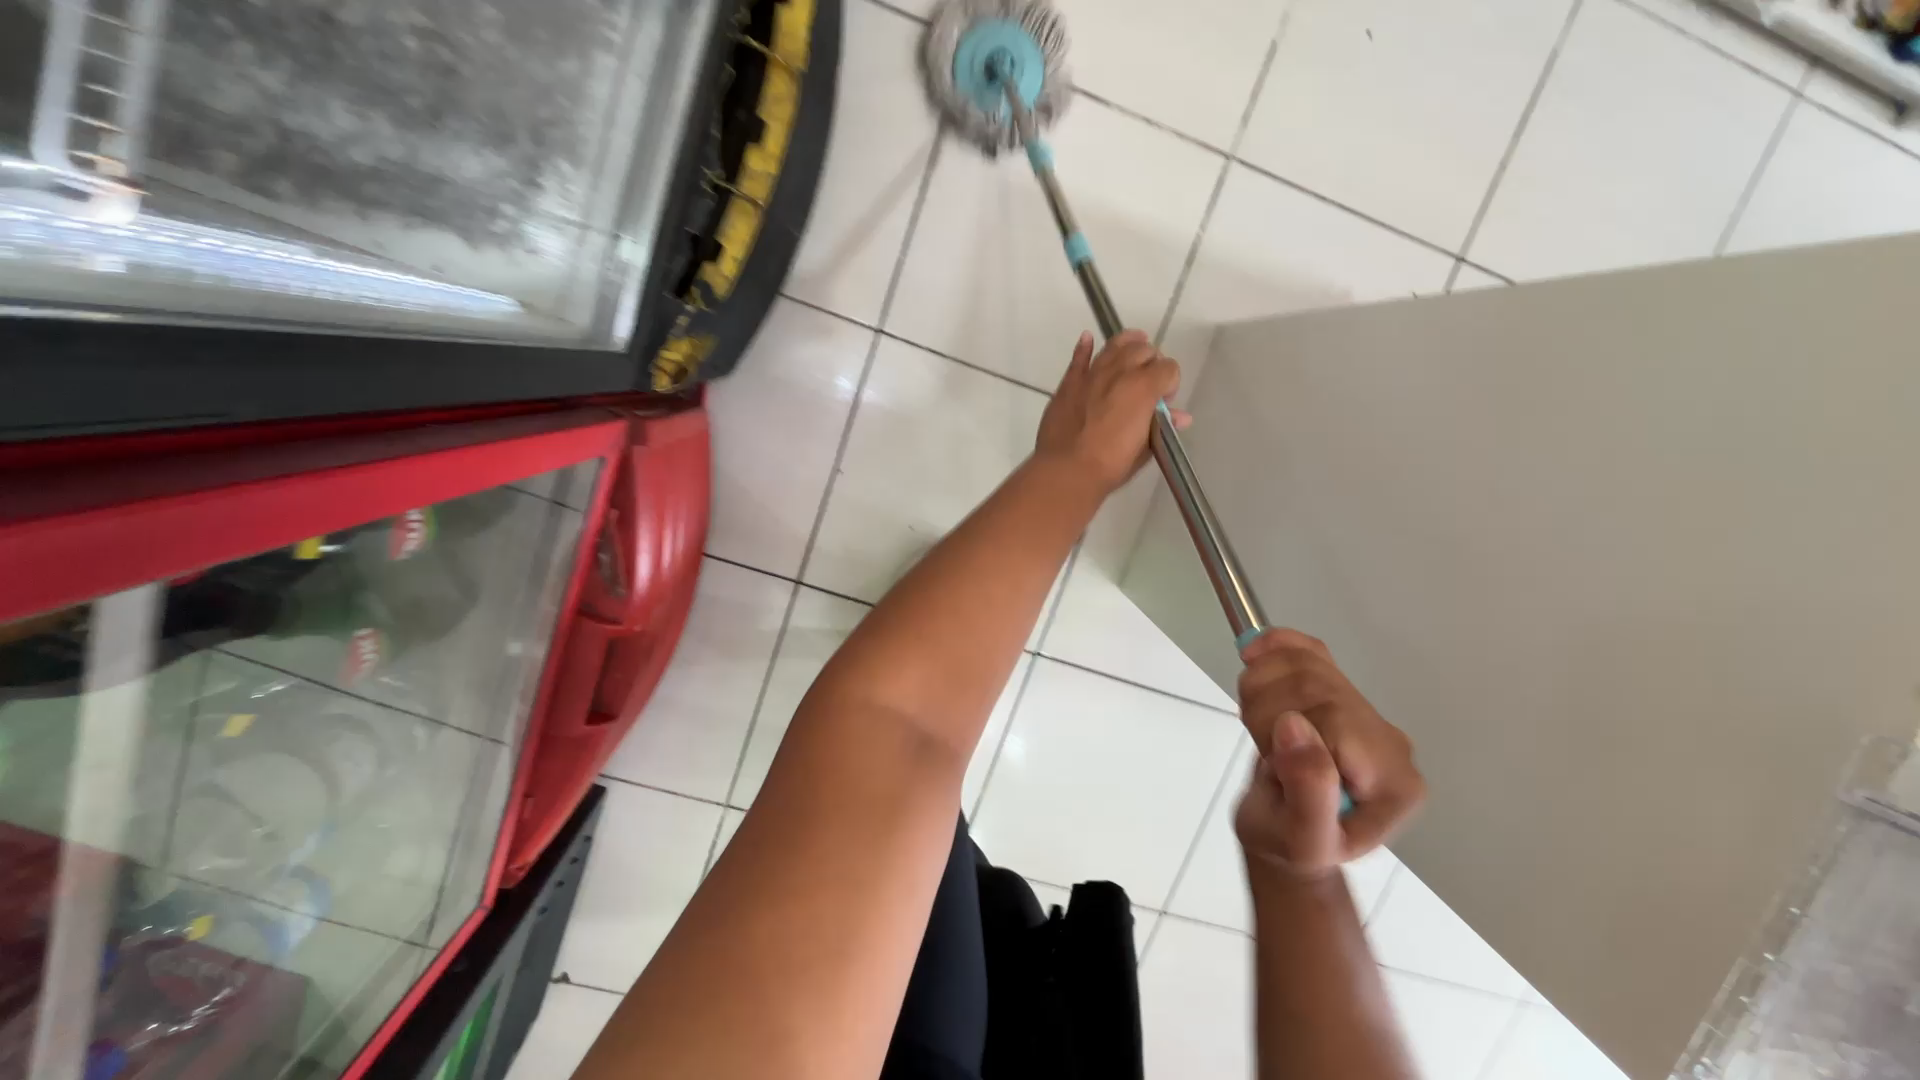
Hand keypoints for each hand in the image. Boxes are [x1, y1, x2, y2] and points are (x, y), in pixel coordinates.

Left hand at [1034, 330, 1188, 493]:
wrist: (1067, 470)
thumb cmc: (1111, 464)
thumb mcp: (1145, 448)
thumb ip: (1162, 426)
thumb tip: (1181, 417)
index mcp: (1144, 387)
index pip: (1169, 369)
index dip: (1171, 383)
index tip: (1164, 401)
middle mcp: (1120, 371)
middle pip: (1144, 350)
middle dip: (1152, 362)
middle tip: (1149, 381)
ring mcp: (1093, 374)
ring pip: (1115, 345)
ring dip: (1128, 344)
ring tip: (1134, 346)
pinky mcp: (1070, 382)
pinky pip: (1079, 357)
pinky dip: (1085, 347)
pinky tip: (1088, 339)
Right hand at [1233, 630, 1424, 879]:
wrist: (1282, 837)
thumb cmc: (1289, 847)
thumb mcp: (1301, 840)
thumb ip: (1309, 790)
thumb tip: (1294, 726)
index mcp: (1393, 780)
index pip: (1335, 720)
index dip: (1286, 730)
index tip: (1272, 766)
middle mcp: (1389, 742)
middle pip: (1318, 687)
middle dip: (1269, 711)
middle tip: (1262, 750)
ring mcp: (1363, 715)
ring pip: (1307, 665)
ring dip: (1262, 688)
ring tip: (1260, 731)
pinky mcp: (1335, 695)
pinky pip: (1310, 652)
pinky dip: (1276, 646)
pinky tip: (1255, 652)